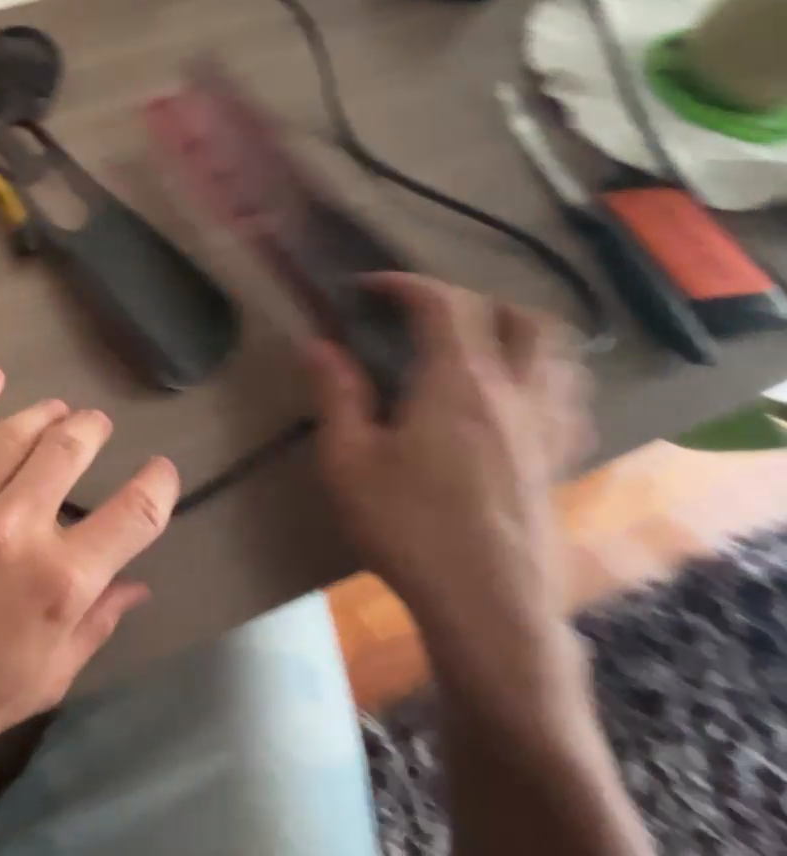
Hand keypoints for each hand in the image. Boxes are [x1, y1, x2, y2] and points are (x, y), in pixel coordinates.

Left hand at [0, 366, 179, 796]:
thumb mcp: (51, 675)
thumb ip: (98, 622)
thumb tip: (136, 584)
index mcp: (61, 581)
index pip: (135, 513)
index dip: (158, 485)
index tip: (161, 471)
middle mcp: (17, 528)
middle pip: (70, 451)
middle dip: (92, 430)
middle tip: (96, 426)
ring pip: (14, 434)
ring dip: (45, 413)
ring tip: (58, 410)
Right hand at [305, 274, 592, 640]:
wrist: (486, 602)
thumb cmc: (405, 525)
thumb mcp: (347, 459)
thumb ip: (336, 394)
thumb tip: (318, 344)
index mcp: (458, 384)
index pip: (444, 305)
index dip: (404, 284)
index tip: (364, 289)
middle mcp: (514, 393)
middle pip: (519, 317)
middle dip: (469, 300)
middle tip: (421, 315)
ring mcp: (546, 427)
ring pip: (557, 352)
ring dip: (515, 331)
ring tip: (472, 343)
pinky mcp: (558, 460)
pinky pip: (568, 396)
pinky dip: (542, 374)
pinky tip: (512, 394)